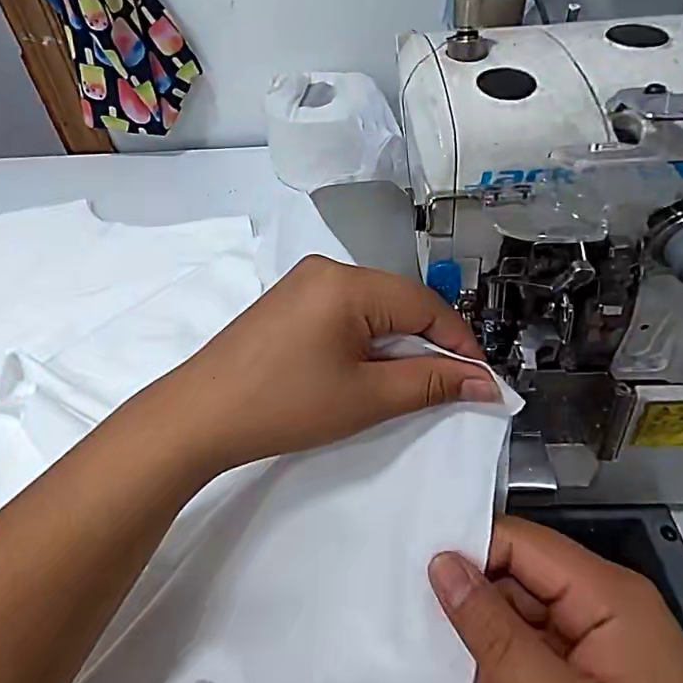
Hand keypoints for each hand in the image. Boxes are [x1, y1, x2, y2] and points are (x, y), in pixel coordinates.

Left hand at [146, 255, 499, 472]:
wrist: (200, 414)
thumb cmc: (282, 405)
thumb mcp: (366, 397)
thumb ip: (430, 382)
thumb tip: (482, 381)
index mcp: (346, 281)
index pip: (424, 304)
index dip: (459, 342)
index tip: (480, 380)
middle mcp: (325, 268)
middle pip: (398, 301)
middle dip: (426, 343)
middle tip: (446, 387)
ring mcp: (302, 281)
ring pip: (372, 306)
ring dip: (395, 342)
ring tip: (402, 384)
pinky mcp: (288, 299)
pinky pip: (344, 310)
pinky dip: (365, 338)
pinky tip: (363, 369)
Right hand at [429, 517, 682, 682]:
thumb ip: (499, 637)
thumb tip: (447, 569)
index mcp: (611, 595)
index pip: (518, 540)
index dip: (470, 558)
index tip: (429, 589)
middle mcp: (609, 608)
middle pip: (514, 590)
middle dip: (482, 642)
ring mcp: (606, 645)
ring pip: (520, 634)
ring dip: (493, 680)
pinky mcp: (602, 679)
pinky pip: (540, 667)